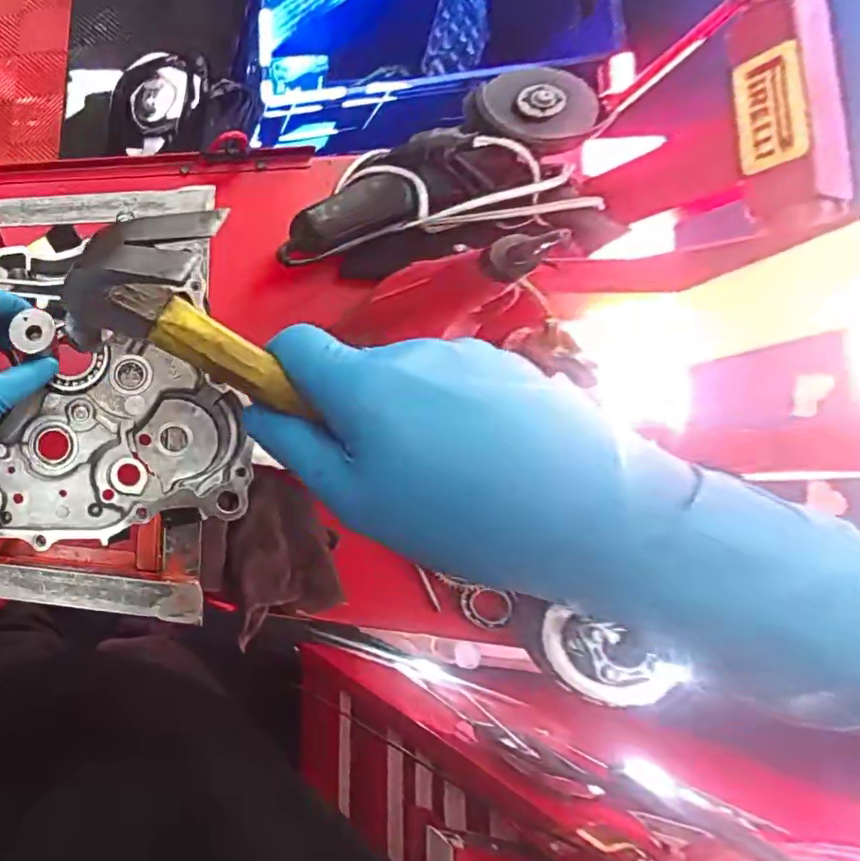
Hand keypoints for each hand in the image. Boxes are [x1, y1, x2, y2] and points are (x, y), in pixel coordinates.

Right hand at [242, 325, 697, 604]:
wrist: (601, 517)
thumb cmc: (455, 516)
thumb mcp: (350, 496)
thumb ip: (293, 446)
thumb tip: (258, 412)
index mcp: (361, 382)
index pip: (292, 342)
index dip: (274, 371)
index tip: (285, 411)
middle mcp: (408, 353)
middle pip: (345, 367)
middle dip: (339, 408)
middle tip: (366, 466)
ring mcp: (463, 354)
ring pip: (394, 376)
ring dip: (389, 411)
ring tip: (426, 467)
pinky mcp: (505, 364)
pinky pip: (442, 380)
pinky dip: (435, 409)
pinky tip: (469, 454)